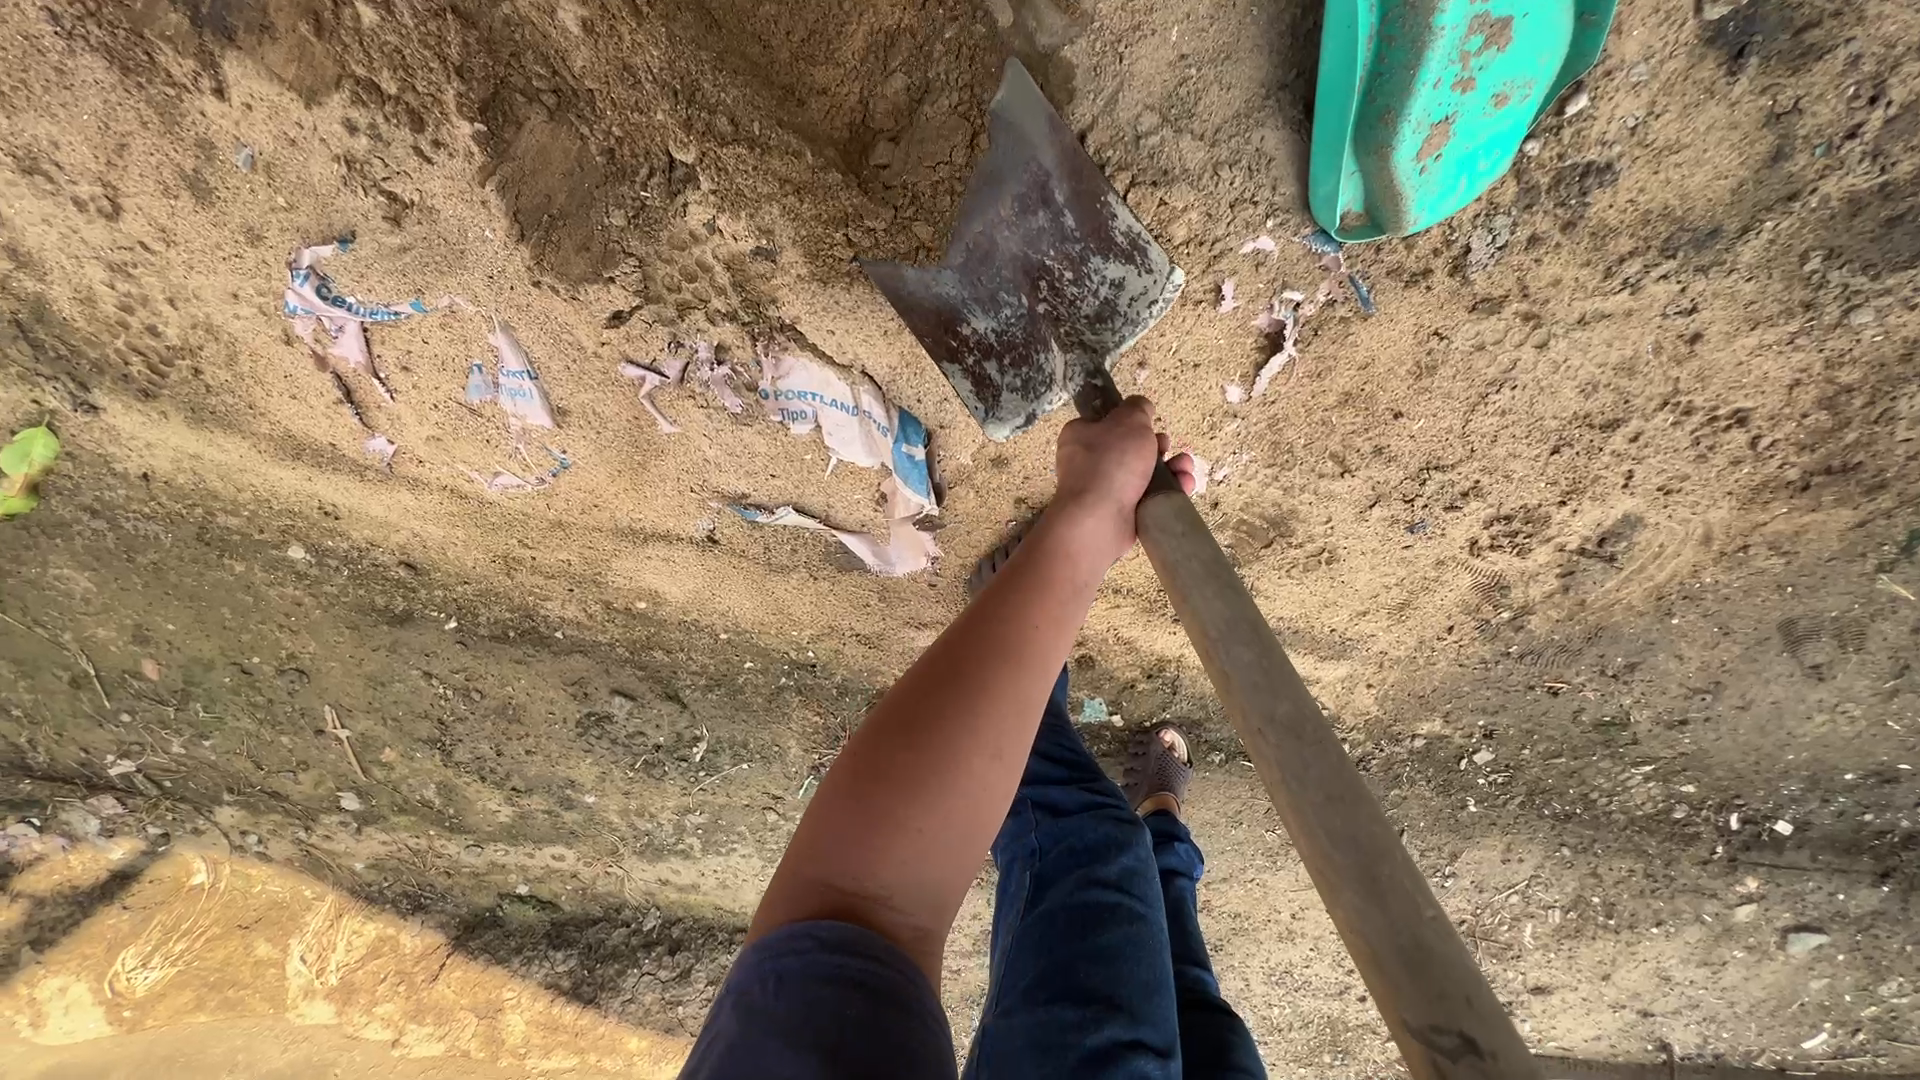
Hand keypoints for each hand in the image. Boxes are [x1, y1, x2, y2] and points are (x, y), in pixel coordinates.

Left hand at [1049, 396, 1196, 566]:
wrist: (1100, 518)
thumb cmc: (1111, 461)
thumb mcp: (1129, 420)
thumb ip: (1137, 407)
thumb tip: (1141, 406)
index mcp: (1080, 435)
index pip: (1107, 422)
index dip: (1131, 421)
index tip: (1147, 423)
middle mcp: (1089, 462)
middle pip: (1131, 448)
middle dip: (1158, 445)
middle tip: (1164, 446)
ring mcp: (1105, 489)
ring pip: (1145, 473)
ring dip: (1171, 467)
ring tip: (1184, 467)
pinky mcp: (1121, 512)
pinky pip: (1149, 497)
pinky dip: (1168, 491)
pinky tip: (1183, 485)